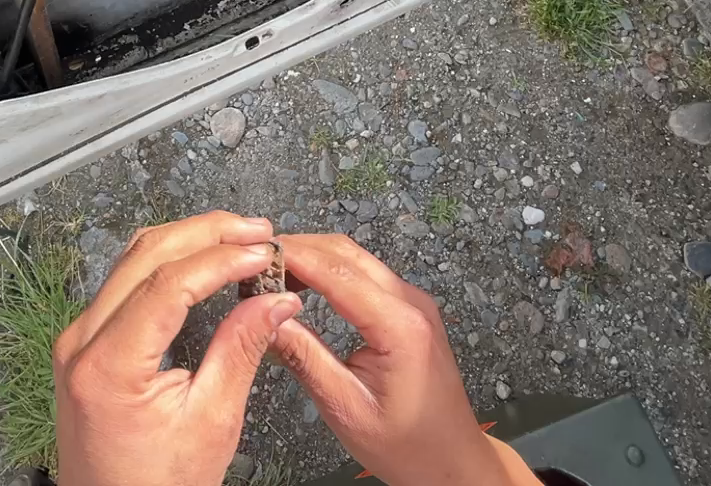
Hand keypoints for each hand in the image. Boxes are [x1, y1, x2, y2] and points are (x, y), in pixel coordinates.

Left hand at [52, 211, 302, 485]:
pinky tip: (203, 257)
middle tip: (257, 230)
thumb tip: (275, 299)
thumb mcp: (210, 423)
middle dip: (208, 232)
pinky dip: (170, 259)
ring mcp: (78, 335)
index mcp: (107, 366)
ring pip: (134, 256)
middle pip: (148, 253)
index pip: (169, 284)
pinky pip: (127, 277)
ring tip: (238, 236)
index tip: (263, 252)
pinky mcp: (86, 338)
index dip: (221, 259)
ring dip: (189, 238)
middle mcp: (81, 340)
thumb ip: (241, 350)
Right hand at [272, 235, 540, 485]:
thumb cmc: (405, 446)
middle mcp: (409, 300)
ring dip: (312, 254)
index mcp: (399, 326)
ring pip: (354, 256)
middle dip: (298, 248)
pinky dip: (328, 267)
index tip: (256, 254)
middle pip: (345, 253)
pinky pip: (363, 271)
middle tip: (255, 259)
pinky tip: (302, 280)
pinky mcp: (408, 304)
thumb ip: (306, 359)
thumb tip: (264, 320)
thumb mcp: (347, 411)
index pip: (337, 273)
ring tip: (271, 268)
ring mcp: (412, 298)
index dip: (294, 257)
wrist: (455, 463)